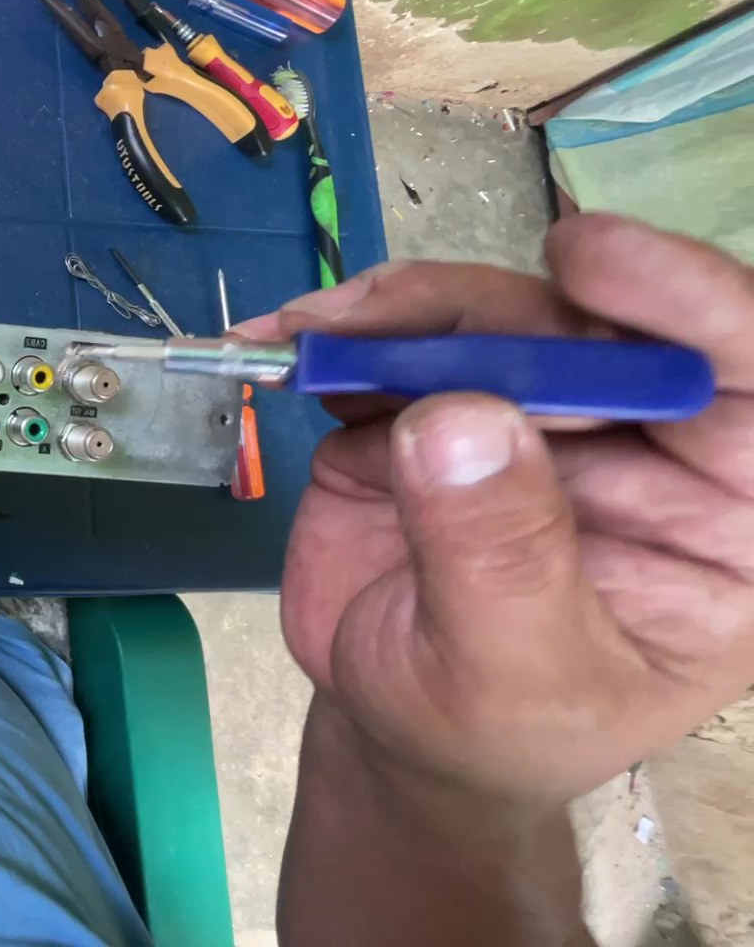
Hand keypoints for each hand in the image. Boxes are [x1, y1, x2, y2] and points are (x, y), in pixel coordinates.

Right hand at [235, 214, 753, 803]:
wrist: (382, 721)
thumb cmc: (484, 722)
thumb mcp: (510, 666)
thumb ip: (497, 551)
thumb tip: (454, 415)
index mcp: (716, 511)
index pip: (742, 385)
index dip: (684, 302)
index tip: (584, 257)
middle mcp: (621, 446)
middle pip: (567, 332)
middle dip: (456, 310)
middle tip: (346, 319)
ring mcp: (503, 429)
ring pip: (462, 329)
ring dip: (372, 319)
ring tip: (291, 334)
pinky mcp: (405, 428)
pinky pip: (374, 364)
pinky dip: (317, 350)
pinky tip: (272, 352)